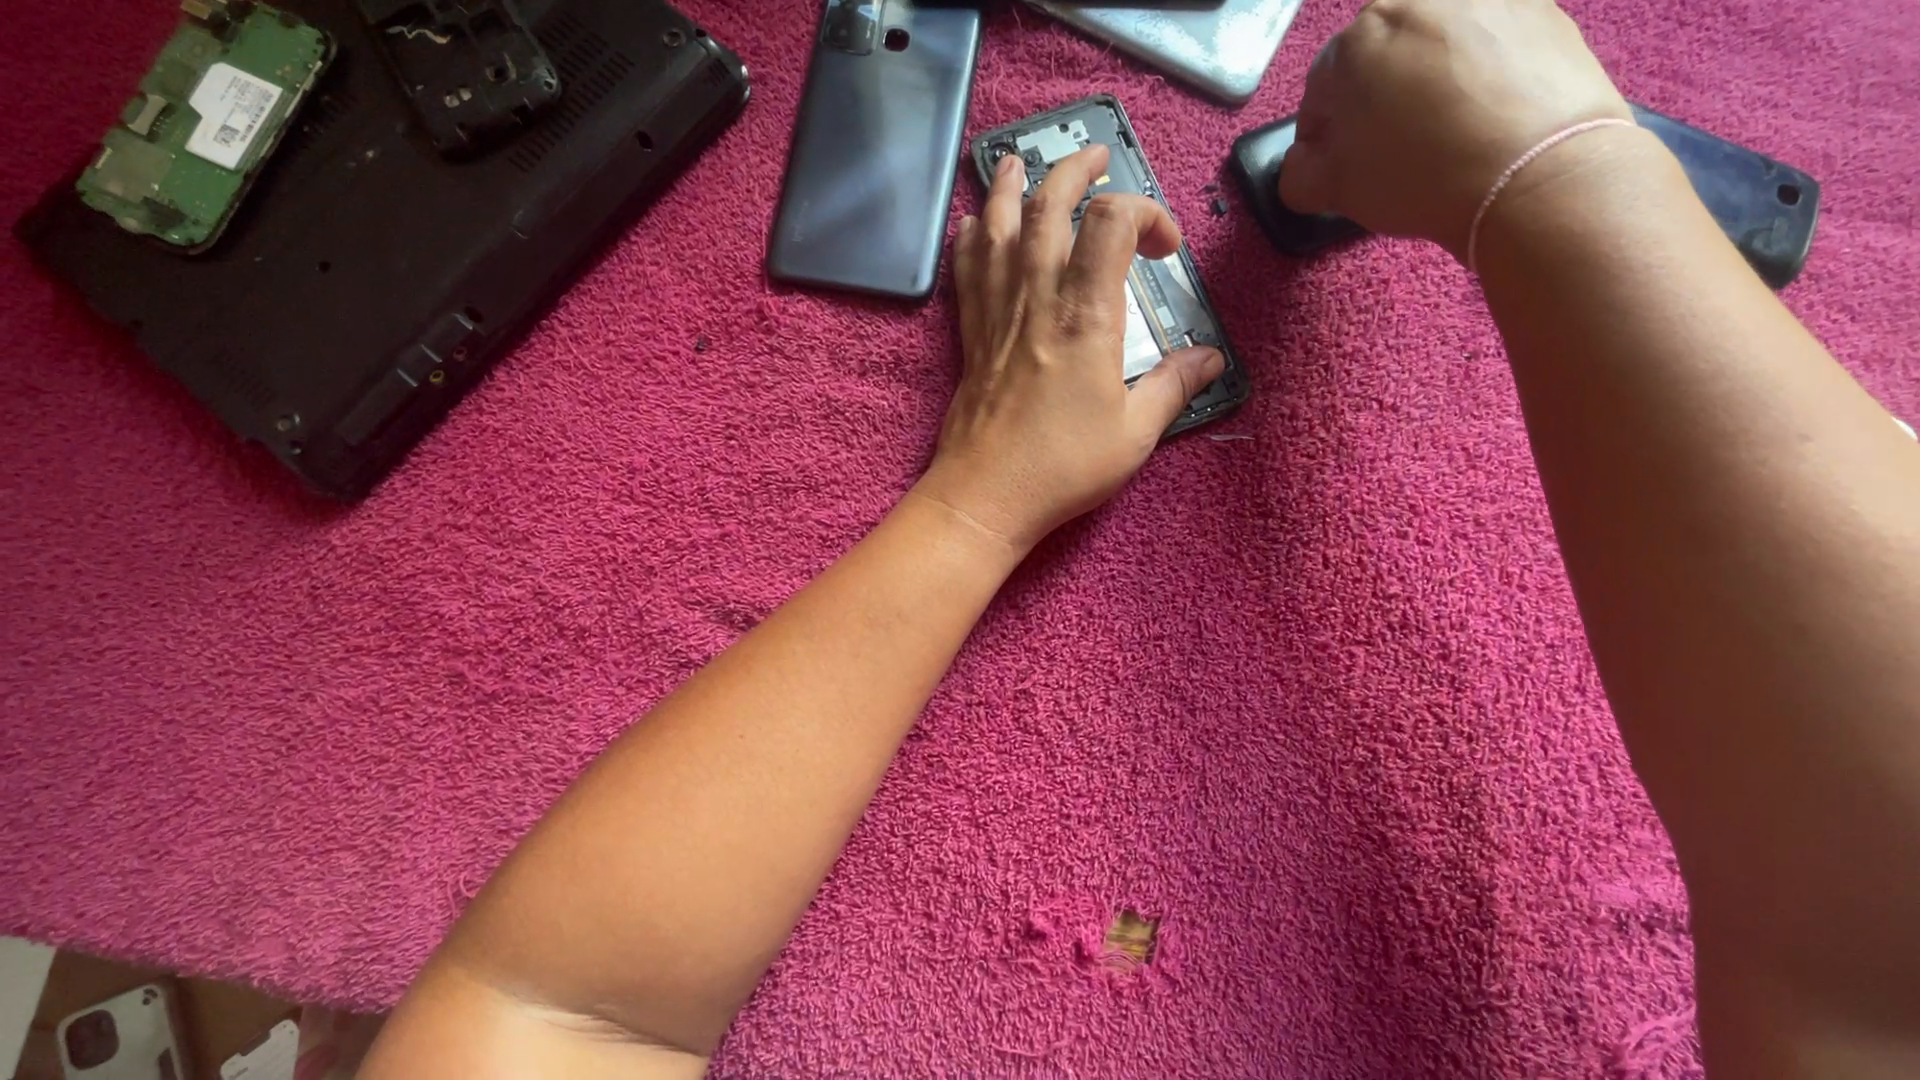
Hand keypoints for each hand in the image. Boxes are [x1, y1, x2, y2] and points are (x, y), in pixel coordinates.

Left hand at [914, 144, 1224, 551]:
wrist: (986, 495)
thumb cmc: (1062, 467)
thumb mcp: (1135, 434)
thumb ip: (1172, 388)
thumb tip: (1209, 359)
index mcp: (1086, 317)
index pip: (1113, 223)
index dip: (1146, 213)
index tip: (1166, 247)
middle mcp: (1037, 300)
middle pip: (1048, 207)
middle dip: (1074, 170)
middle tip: (1095, 157)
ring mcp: (998, 313)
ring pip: (998, 227)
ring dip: (1009, 187)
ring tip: (1018, 162)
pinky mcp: (973, 334)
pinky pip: (967, 270)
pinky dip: (972, 238)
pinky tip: (977, 225)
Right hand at [1282, 0, 1635, 257]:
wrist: (1536, 173)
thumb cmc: (1421, 177)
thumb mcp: (1333, 191)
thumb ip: (1298, 172)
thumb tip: (1306, 159)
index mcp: (1354, 42)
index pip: (1320, 92)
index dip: (1326, 136)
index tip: (1344, 166)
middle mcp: (1414, 2)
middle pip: (1380, 59)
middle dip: (1380, 99)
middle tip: (1398, 150)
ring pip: (1435, 47)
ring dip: (1430, 82)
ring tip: (1448, 134)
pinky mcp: (1537, 6)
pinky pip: (1489, 41)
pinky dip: (1482, 72)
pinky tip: (1489, 116)